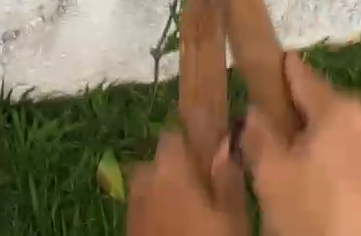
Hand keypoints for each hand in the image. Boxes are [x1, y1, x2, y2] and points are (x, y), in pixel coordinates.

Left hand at [128, 129, 247, 235]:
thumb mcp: (232, 217)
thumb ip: (227, 178)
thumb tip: (226, 146)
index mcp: (168, 166)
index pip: (175, 134)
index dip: (193, 142)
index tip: (211, 155)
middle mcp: (144, 176)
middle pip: (162, 160)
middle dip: (181, 171)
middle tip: (207, 193)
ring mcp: (132, 203)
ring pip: (153, 185)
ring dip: (169, 192)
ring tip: (195, 215)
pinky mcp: (128, 226)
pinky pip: (146, 207)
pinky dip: (159, 211)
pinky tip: (178, 228)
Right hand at [241, 54, 360, 235]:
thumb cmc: (322, 212)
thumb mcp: (272, 173)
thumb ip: (256, 134)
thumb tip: (253, 112)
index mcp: (337, 107)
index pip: (295, 70)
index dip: (266, 69)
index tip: (242, 74)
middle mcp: (359, 122)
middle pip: (307, 107)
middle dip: (279, 119)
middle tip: (248, 137)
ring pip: (320, 139)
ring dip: (295, 150)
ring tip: (268, 170)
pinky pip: (335, 163)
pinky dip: (314, 172)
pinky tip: (297, 193)